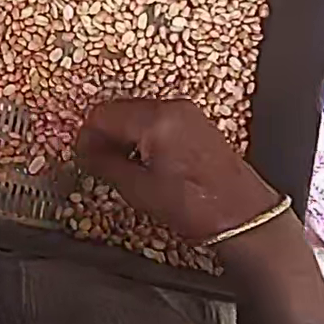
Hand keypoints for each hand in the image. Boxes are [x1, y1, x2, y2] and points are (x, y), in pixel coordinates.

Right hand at [75, 99, 283, 242]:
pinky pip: (157, 120)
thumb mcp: (139, 190)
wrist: (242, 216)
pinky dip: (142, 136)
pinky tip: (143, 162)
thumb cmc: (192, 206)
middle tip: (95, 163)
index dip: (87, 137)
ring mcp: (187, 112)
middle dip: (104, 135)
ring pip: (137, 114)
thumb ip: (105, 164)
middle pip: (120, 110)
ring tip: (120, 167)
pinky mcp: (196, 122)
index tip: (81, 157)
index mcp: (156, 121)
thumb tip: (85, 153)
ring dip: (123, 136)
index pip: (103, 115)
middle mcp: (171, 107)